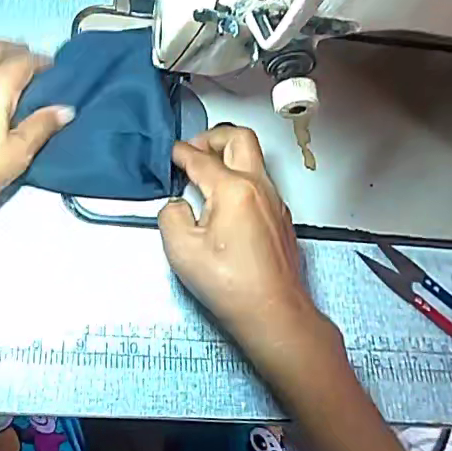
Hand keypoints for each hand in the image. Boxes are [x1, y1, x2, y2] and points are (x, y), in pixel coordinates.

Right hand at [159, 125, 324, 348]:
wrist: (273, 313)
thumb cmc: (230, 284)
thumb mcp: (181, 249)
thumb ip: (171, 215)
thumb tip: (178, 205)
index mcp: (234, 189)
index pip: (201, 158)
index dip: (180, 152)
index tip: (170, 153)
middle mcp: (259, 188)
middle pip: (239, 138)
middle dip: (212, 137)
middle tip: (193, 150)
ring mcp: (275, 202)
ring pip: (253, 159)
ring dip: (228, 156)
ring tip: (205, 174)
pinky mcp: (281, 218)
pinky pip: (260, 182)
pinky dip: (239, 178)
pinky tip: (223, 202)